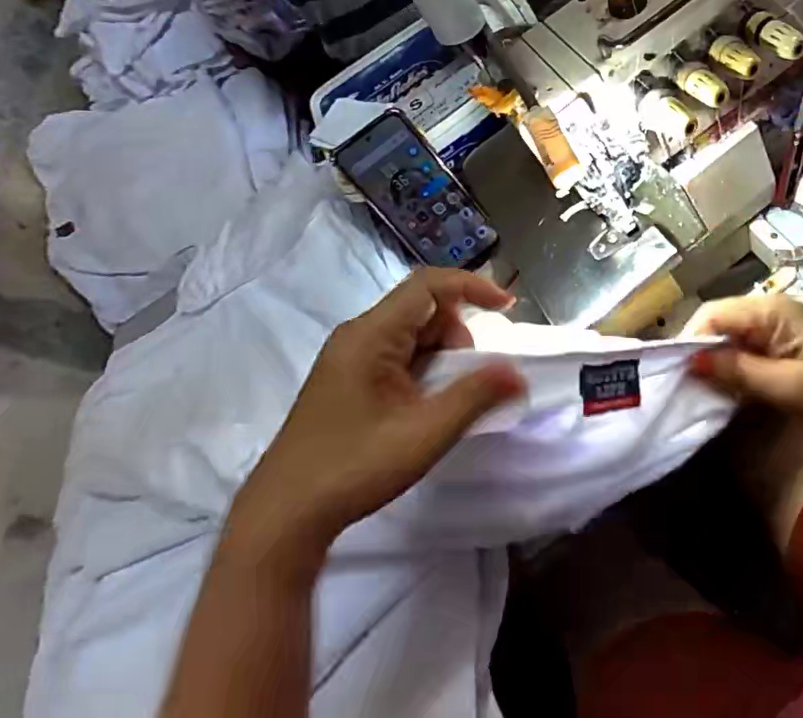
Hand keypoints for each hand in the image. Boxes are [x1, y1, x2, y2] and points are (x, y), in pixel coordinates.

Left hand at [226, 269, 525, 575]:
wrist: (284, 517)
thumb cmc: (354, 467)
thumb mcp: (425, 433)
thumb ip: (476, 396)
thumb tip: (518, 373)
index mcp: (371, 335)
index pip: (429, 285)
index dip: (473, 286)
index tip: (507, 308)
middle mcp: (357, 335)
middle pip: (422, 307)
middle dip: (459, 330)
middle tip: (473, 374)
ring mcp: (349, 357)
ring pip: (411, 332)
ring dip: (442, 352)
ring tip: (450, 396)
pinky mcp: (347, 379)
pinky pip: (397, 354)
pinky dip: (424, 366)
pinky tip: (427, 403)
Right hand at [684, 296, 802, 434]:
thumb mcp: (792, 388)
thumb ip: (740, 373)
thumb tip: (691, 361)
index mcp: (770, 310)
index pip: (712, 314)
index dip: (688, 341)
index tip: (673, 376)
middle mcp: (770, 310)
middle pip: (718, 323)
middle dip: (699, 353)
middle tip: (684, 389)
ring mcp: (779, 326)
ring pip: (732, 338)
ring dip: (717, 363)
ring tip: (701, 393)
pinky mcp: (787, 343)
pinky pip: (749, 350)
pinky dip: (736, 368)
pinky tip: (730, 391)